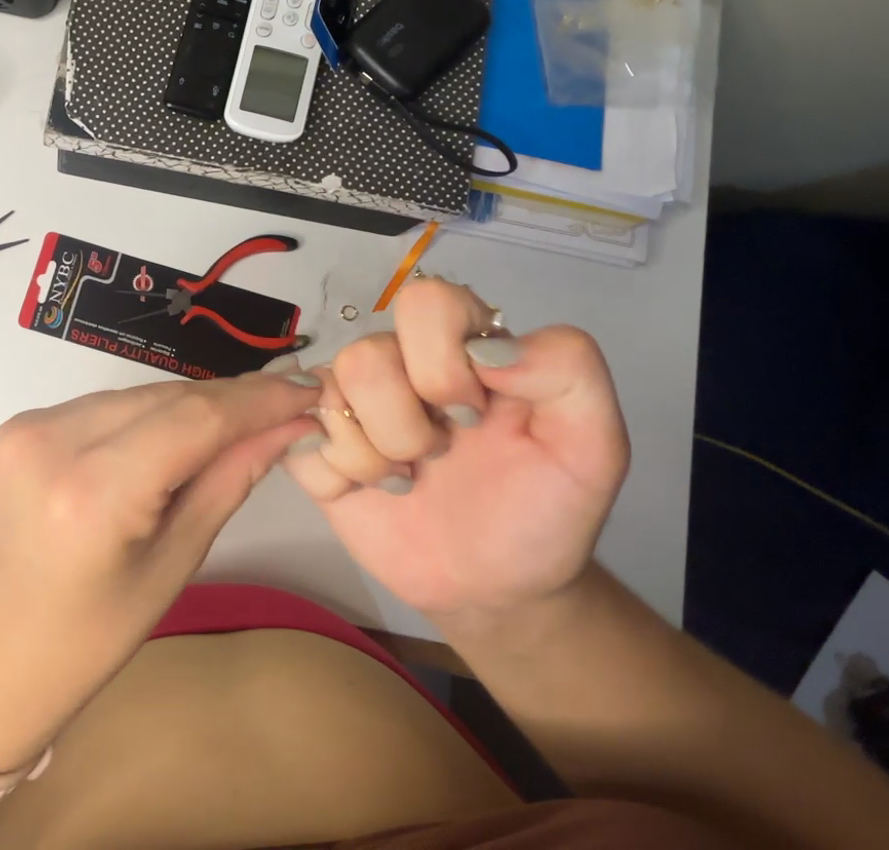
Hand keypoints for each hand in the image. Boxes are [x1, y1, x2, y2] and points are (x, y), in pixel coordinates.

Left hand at [0, 371, 321, 773]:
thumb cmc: (91, 636)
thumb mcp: (173, 564)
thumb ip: (228, 482)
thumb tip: (288, 426)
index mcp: (92, 493)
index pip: (195, 419)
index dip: (259, 399)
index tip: (310, 389)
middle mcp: (51, 443)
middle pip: (165, 399)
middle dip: (231, 400)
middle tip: (288, 406)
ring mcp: (25, 429)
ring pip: (135, 397)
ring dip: (190, 406)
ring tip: (241, 424)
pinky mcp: (15, 427)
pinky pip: (100, 407)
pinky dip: (145, 415)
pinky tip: (174, 436)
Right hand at [282, 279, 628, 623]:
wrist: (494, 586)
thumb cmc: (542, 512)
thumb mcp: (593, 445)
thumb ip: (567, 371)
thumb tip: (488, 349)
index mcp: (462, 348)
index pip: (425, 302)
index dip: (441, 362)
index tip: (473, 416)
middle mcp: (400, 366)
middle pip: (364, 354)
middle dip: (404, 424)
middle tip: (438, 456)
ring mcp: (352, 407)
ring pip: (326, 396)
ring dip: (370, 456)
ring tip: (404, 481)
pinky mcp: (315, 450)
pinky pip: (296, 444)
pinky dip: (334, 478)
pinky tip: (366, 492)